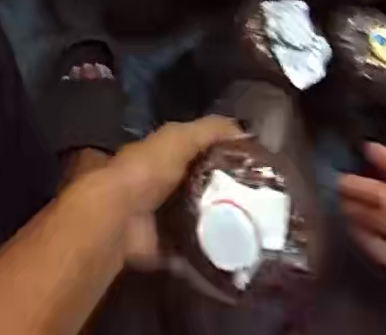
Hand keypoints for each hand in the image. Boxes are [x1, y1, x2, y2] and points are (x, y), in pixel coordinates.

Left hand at [78, 116, 242, 275]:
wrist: (121, 215)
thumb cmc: (149, 167)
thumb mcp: (180, 137)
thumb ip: (209, 130)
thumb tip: (245, 130)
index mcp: (169, 155)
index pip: (204, 152)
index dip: (228, 156)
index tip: (258, 167)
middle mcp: (168, 185)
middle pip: (206, 187)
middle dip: (230, 193)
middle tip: (264, 203)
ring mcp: (167, 218)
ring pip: (203, 219)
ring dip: (224, 224)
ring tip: (258, 229)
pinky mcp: (168, 249)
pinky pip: (195, 252)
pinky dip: (212, 254)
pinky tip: (238, 255)